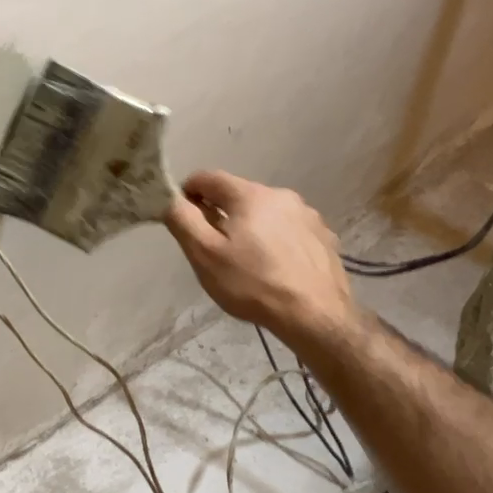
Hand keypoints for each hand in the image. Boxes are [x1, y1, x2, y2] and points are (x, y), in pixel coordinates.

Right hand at [164, 170, 357, 344]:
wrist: (315, 315)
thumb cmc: (252, 283)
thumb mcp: (204, 254)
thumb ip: (182, 219)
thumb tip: (169, 197)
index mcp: (250, 195)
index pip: (207, 178)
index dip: (187, 192)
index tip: (183, 218)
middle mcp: (281, 195)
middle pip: (238, 195)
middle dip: (220, 214)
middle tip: (213, 249)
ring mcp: (307, 215)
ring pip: (265, 213)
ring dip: (249, 227)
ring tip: (246, 262)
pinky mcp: (323, 237)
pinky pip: (288, 230)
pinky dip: (275, 240)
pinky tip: (274, 268)